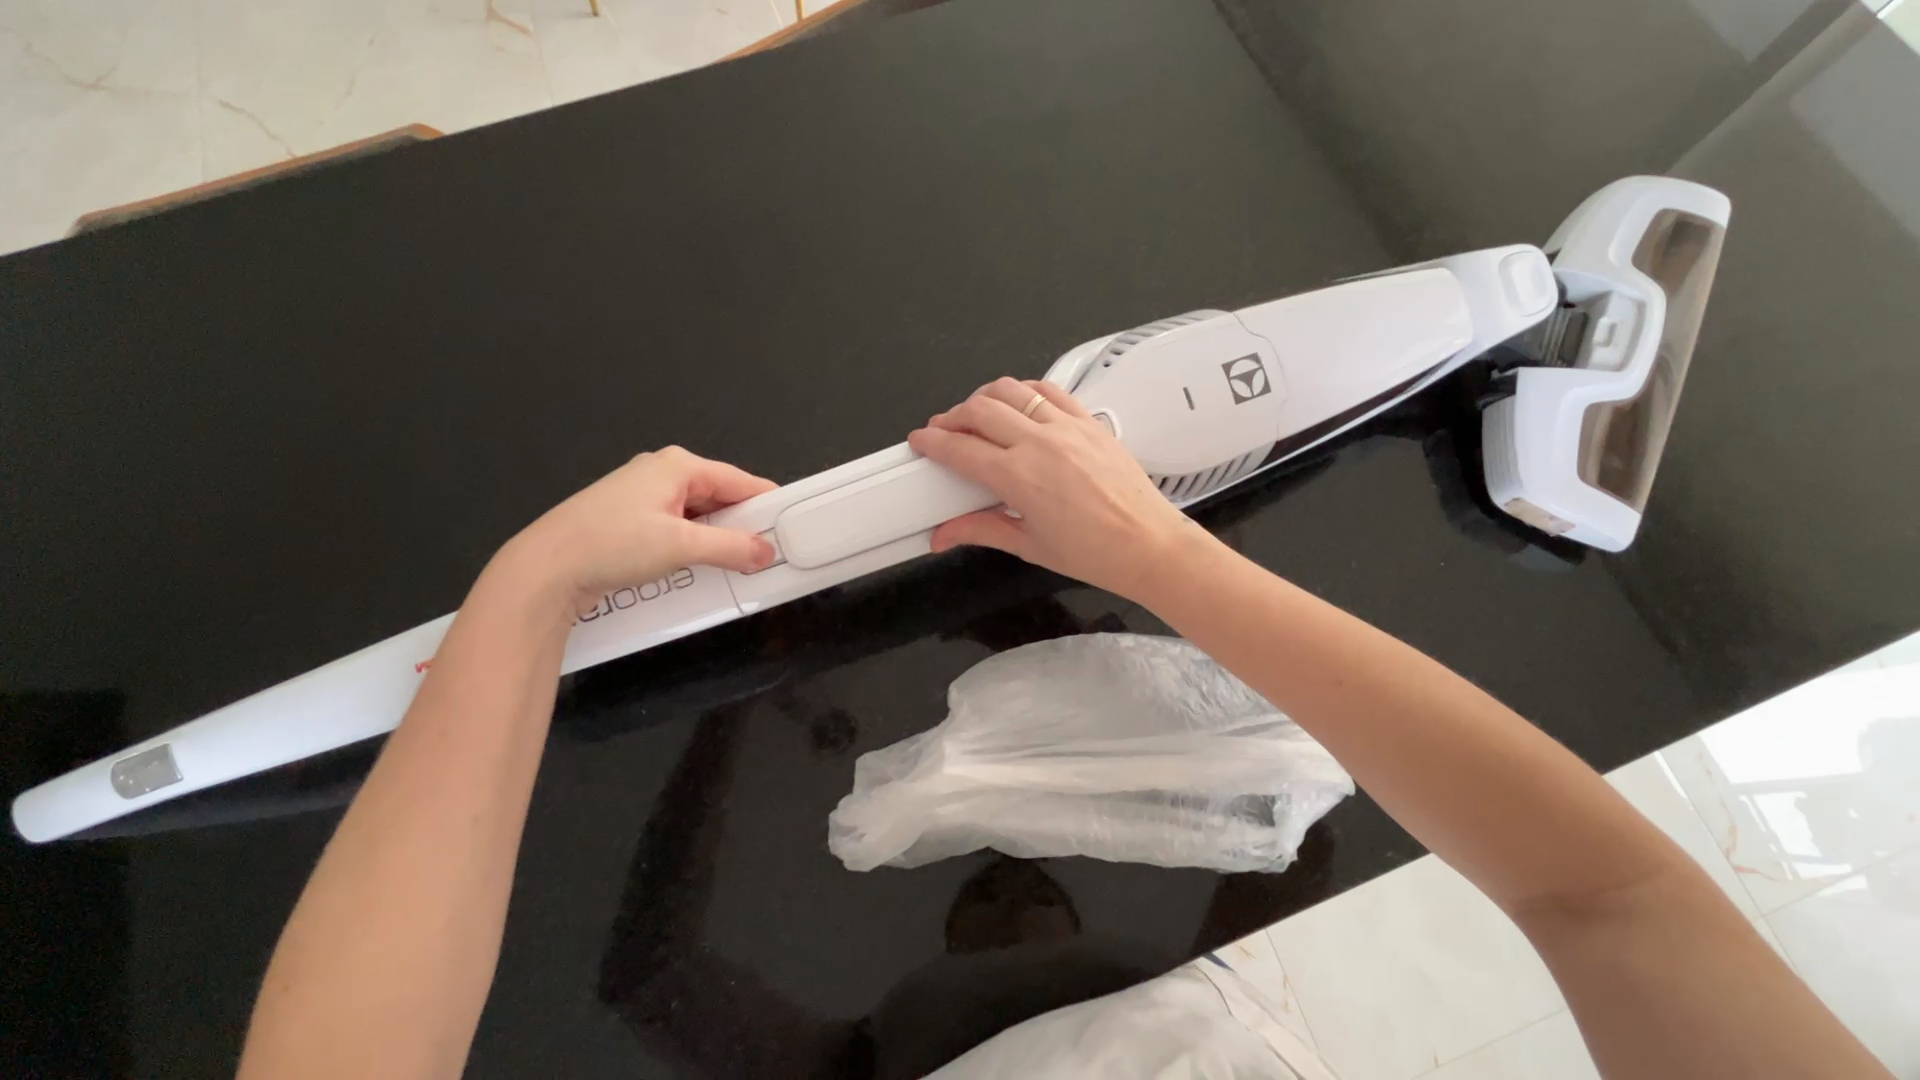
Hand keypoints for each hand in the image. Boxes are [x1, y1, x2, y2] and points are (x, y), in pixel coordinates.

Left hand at [498, 447, 776, 611]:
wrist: (545, 570)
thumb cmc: (614, 545)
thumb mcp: (681, 547)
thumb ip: (731, 547)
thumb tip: (766, 552)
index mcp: (678, 465)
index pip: (740, 481)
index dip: (768, 504)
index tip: (792, 527)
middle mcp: (660, 471)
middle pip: (719, 496)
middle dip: (742, 524)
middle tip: (766, 554)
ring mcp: (640, 495)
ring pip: (696, 514)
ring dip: (716, 538)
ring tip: (736, 565)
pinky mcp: (625, 519)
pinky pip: (674, 527)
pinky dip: (691, 544)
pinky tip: (697, 566)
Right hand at [907, 377, 1209, 600]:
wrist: (1148, 545)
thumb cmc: (1095, 553)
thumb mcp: (1029, 545)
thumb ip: (981, 530)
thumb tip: (944, 535)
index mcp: (1019, 477)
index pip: (959, 449)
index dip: (932, 442)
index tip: (921, 441)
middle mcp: (1040, 443)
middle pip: (979, 410)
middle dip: (952, 417)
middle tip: (943, 429)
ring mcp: (1067, 427)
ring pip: (1011, 390)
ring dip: (984, 397)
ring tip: (975, 412)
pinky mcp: (1090, 421)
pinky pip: (1049, 390)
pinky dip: (1025, 390)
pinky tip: (1018, 402)